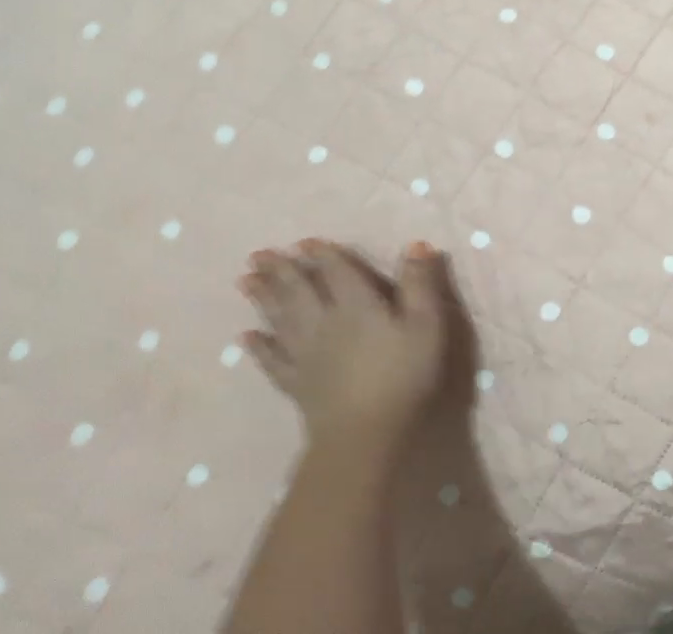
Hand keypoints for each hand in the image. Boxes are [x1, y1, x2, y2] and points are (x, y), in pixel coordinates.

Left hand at [239, 240, 450, 453]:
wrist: (365, 430)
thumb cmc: (404, 372)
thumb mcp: (427, 323)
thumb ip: (420, 284)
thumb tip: (416, 244)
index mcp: (356, 306)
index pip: (337, 272)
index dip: (323, 255)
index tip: (306, 241)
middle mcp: (323, 323)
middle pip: (298, 291)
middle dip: (280, 271)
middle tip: (258, 254)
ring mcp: (304, 354)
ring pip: (279, 319)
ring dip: (262, 298)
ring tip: (245, 281)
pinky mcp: (295, 382)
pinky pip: (271, 359)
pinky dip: (258, 346)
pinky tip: (246, 337)